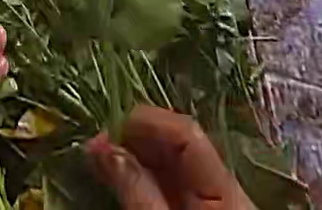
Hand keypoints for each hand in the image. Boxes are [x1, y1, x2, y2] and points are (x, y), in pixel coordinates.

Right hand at [87, 106, 255, 209]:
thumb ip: (138, 191)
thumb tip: (102, 145)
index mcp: (225, 187)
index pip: (186, 133)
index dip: (146, 121)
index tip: (107, 126)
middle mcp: (222, 186)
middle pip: (177, 144)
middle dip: (134, 136)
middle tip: (95, 144)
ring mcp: (212, 200)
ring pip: (171, 162)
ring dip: (134, 155)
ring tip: (100, 158)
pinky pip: (170, 184)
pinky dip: (142, 176)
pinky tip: (118, 175)